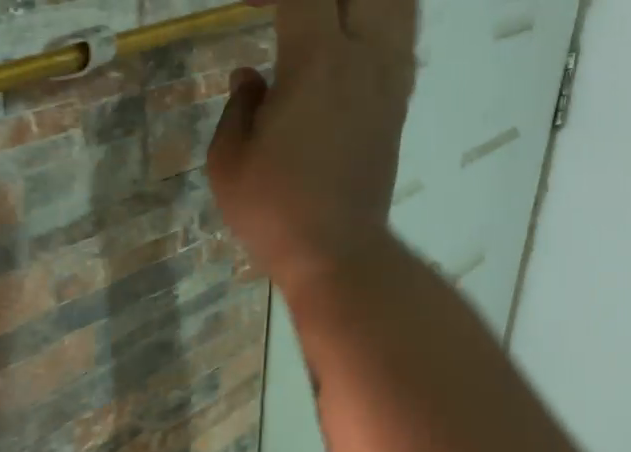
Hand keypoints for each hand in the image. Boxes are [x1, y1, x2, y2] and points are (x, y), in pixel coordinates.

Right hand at [208, 0, 419, 291]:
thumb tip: (251, 78)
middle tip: (279, 11)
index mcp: (317, 61)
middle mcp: (365, 52)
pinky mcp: (400, 95)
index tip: (243, 6)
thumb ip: (239, 108)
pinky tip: (347, 36)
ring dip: (355, 5)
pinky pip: (400, 29)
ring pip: (393, 1)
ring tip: (319, 22)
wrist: (334, 248)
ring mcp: (391, 72)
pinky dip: (376, 18)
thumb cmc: (271, 208)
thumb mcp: (229, 162)